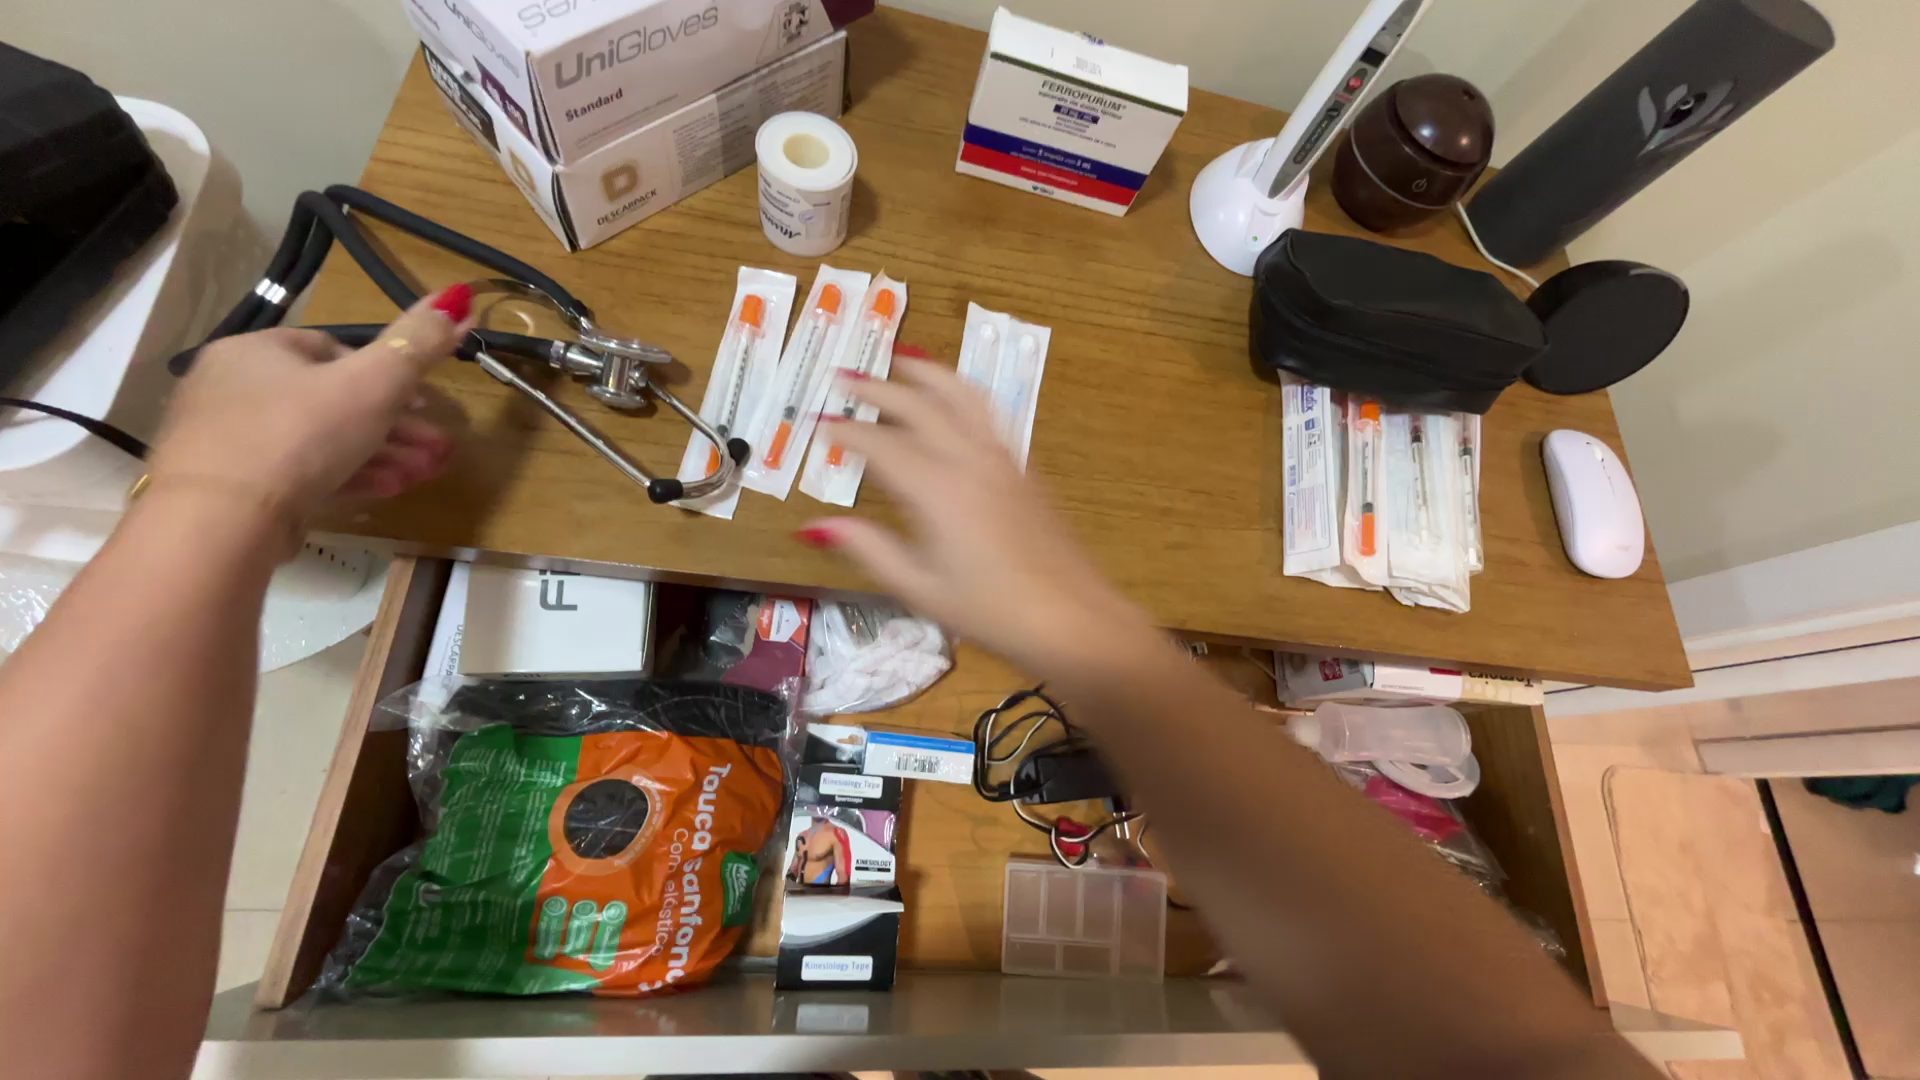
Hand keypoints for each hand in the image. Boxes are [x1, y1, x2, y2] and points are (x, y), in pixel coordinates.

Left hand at [146, 286, 473, 533]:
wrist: (225, 517)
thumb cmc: (303, 434)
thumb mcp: (375, 383)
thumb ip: (417, 342)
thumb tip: (460, 296)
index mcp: (259, 350)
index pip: (335, 349)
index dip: (388, 374)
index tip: (425, 402)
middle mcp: (237, 385)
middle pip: (338, 399)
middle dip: (399, 425)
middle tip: (440, 447)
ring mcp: (234, 437)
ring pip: (328, 438)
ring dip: (386, 454)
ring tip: (426, 472)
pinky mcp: (240, 483)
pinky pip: (307, 469)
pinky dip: (352, 474)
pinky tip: (387, 487)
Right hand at [799, 357, 1158, 676]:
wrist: (1071, 617)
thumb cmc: (991, 612)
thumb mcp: (920, 588)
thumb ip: (870, 550)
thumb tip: (817, 526)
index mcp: (936, 490)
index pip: (880, 445)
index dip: (845, 432)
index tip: (820, 423)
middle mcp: (969, 460)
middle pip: (919, 404)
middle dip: (879, 388)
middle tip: (847, 378)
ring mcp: (1003, 458)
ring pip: (962, 394)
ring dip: (928, 373)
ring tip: (904, 361)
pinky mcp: (1025, 467)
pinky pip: (989, 412)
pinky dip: (962, 393)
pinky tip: (955, 401)